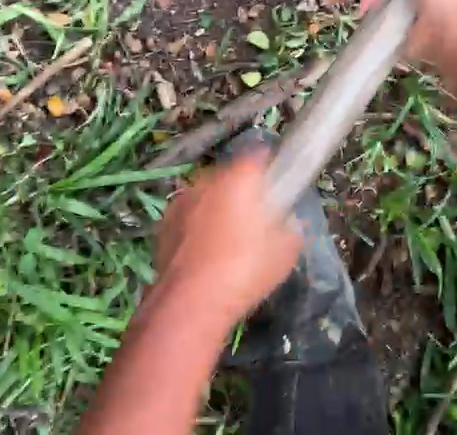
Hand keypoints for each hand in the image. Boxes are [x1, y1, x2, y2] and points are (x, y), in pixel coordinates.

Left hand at [154, 152, 301, 326]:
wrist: (191, 302)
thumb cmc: (244, 271)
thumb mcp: (285, 254)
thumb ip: (291, 229)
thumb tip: (289, 222)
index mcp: (241, 178)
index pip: (258, 155)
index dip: (269, 166)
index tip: (277, 184)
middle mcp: (209, 179)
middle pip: (231, 174)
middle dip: (242, 189)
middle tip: (255, 216)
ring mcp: (183, 198)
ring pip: (207, 193)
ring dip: (217, 205)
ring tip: (227, 237)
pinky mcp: (165, 220)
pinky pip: (189, 213)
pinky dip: (197, 223)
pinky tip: (204, 249)